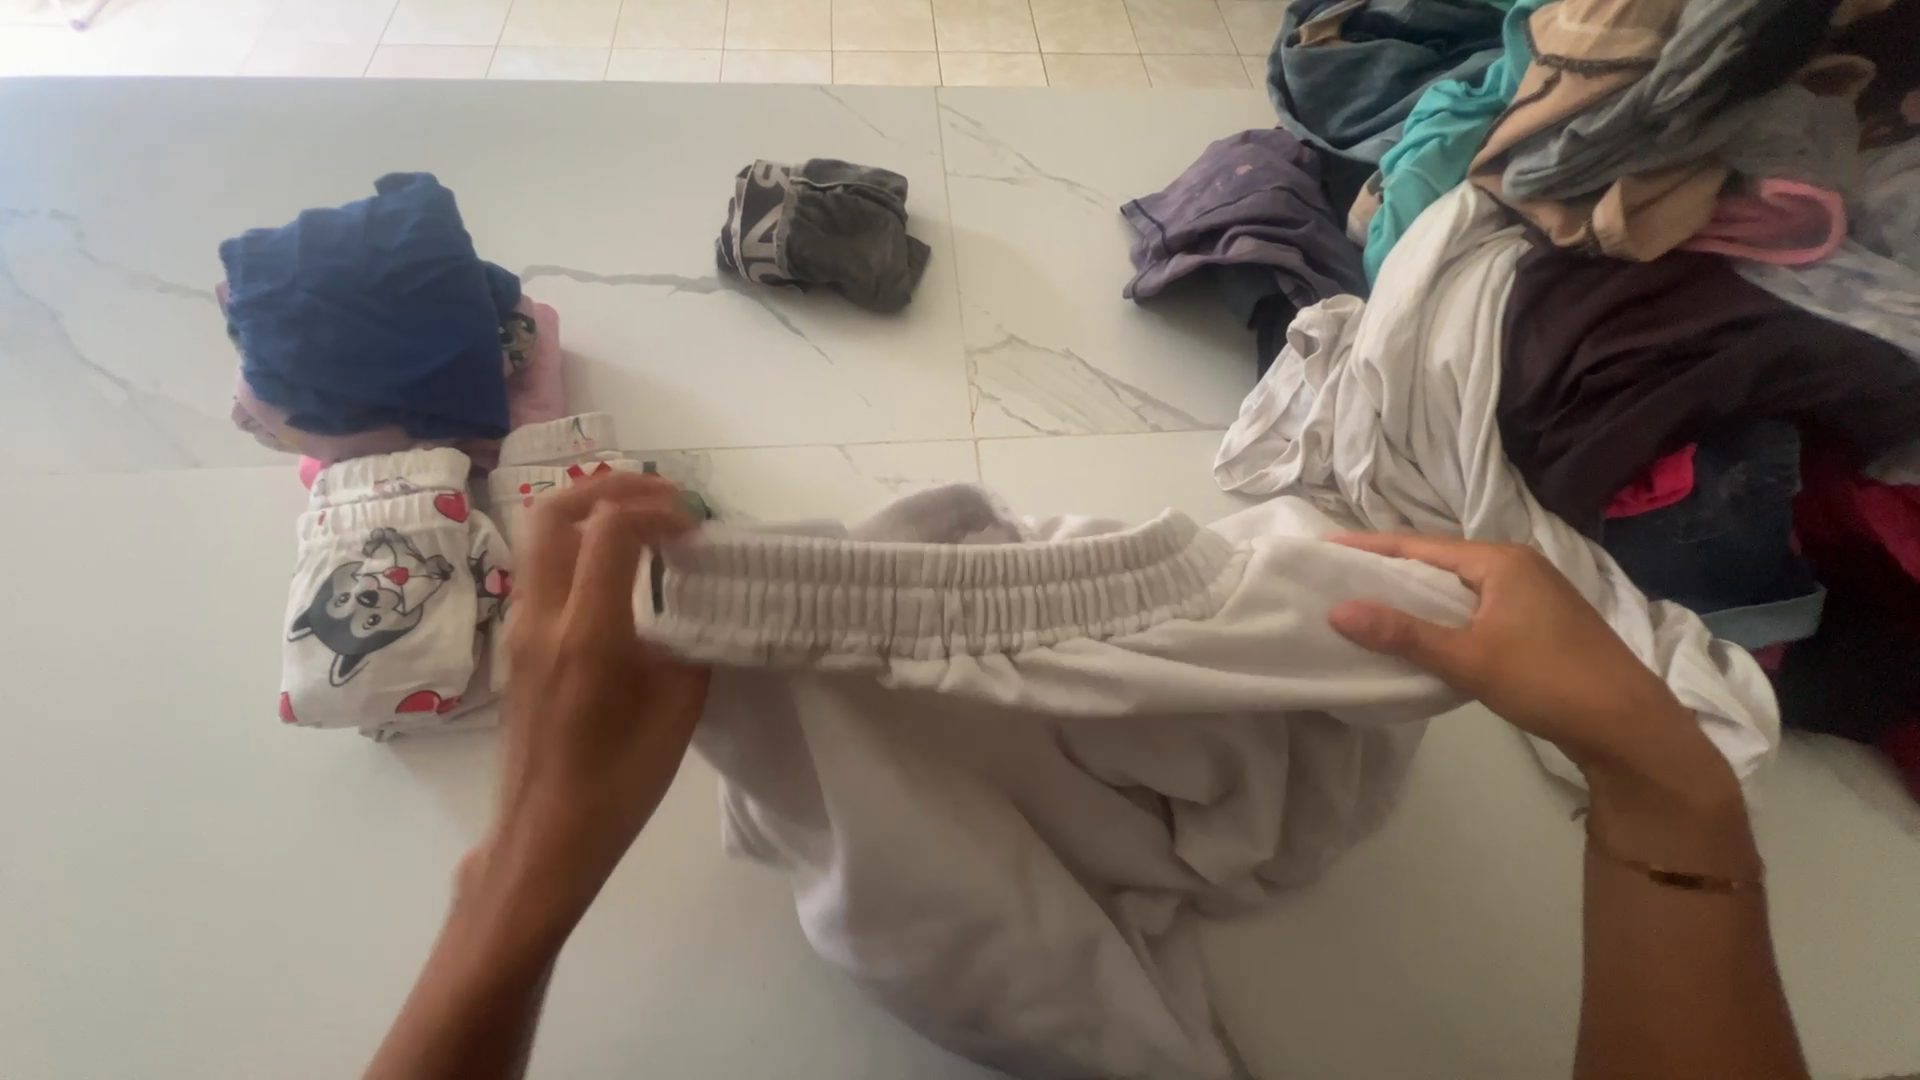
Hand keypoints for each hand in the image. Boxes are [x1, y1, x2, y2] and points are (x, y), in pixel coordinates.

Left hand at [479, 472, 710, 927]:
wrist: (546, 836)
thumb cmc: (622, 778)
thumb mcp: (681, 705)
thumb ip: (692, 638)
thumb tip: (699, 601)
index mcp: (589, 633)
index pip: (613, 530)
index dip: (660, 511)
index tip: (697, 529)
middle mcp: (543, 617)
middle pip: (557, 510)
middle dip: (615, 486)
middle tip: (668, 496)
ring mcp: (521, 628)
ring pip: (543, 534)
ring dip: (595, 509)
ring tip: (648, 520)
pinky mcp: (518, 642)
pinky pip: (545, 567)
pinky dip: (584, 543)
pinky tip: (624, 567)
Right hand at [1323, 532, 1717, 783]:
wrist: (1632, 730)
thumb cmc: (1548, 681)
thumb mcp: (1466, 658)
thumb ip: (1401, 633)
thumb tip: (1337, 610)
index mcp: (1501, 562)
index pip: (1420, 545)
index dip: (1370, 547)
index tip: (1326, 548)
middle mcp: (1517, 566)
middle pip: (1436, 560)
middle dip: (1387, 568)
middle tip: (1337, 574)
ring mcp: (1530, 593)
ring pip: (1454, 584)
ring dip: (1412, 592)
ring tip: (1365, 599)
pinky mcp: (1536, 620)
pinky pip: (1471, 603)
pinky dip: (1437, 610)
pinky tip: (1416, 627)